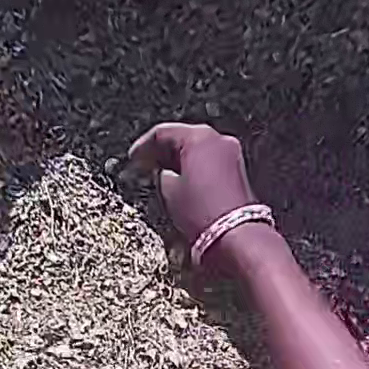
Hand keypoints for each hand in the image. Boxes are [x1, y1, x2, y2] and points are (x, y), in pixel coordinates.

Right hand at [128, 122, 259, 246]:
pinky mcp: (236, 172)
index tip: (132, 158)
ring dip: (177, 161)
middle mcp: (218, 140)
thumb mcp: (169, 191)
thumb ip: (161, 175)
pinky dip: (192, 169)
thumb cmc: (201, 211)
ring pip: (197, 150)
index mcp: (199, 137)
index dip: (143, 146)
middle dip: (162, 152)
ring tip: (160, 176)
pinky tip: (180, 183)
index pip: (163, 133)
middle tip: (144, 165)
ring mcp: (230, 155)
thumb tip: (163, 173)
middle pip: (183, 138)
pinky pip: (209, 162)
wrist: (235, 234)